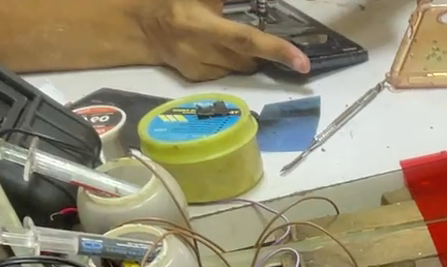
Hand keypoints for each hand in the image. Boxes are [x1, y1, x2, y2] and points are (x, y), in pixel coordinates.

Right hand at [129, 0, 310, 79]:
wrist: (144, 24)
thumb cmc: (177, 1)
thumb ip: (226, 2)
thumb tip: (261, 6)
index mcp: (199, 23)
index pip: (246, 40)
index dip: (276, 50)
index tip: (302, 63)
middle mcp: (200, 49)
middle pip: (247, 60)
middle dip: (262, 53)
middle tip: (268, 43)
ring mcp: (199, 68)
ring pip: (239, 69)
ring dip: (244, 57)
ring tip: (229, 38)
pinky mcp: (197, 78)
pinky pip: (226, 73)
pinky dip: (229, 62)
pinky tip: (215, 48)